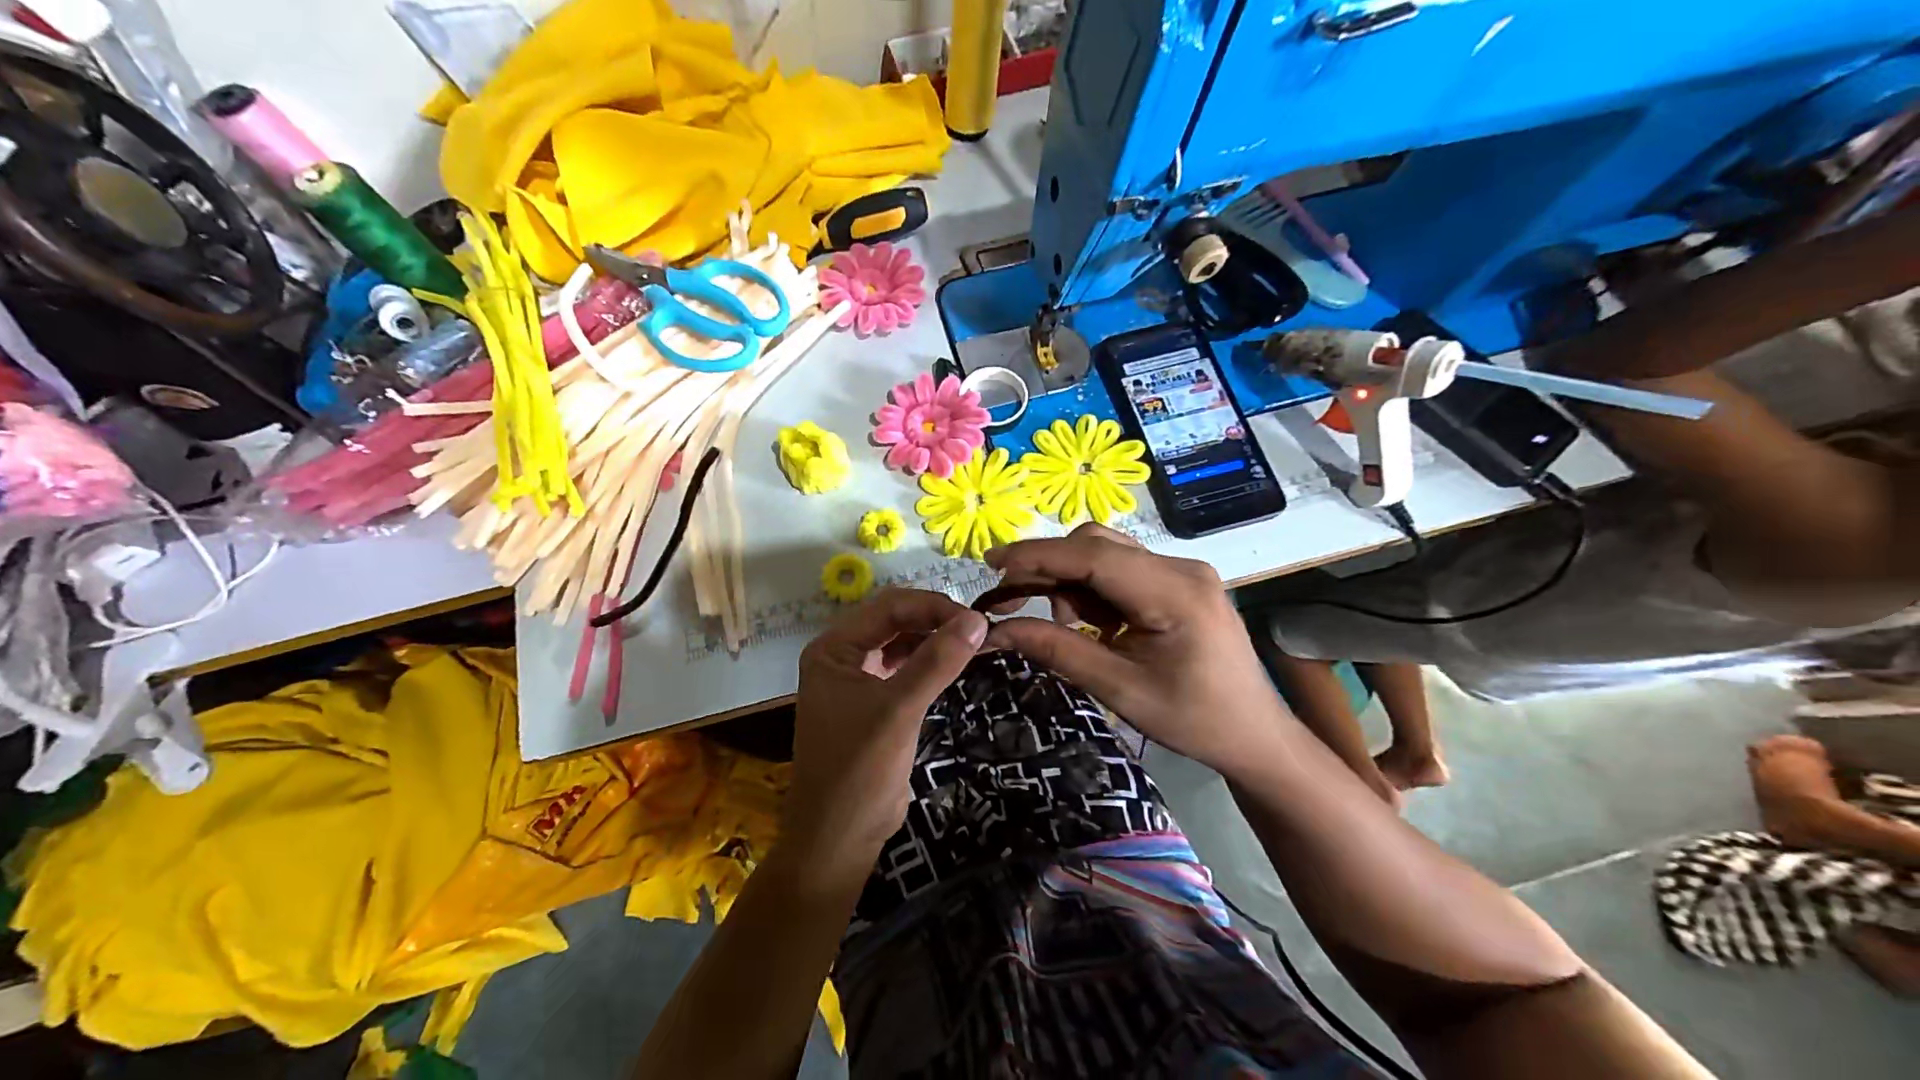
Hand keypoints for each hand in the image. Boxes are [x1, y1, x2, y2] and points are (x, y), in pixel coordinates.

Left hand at [786, 587, 987, 869]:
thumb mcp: (899, 711)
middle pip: (894, 620)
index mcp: (833, 649)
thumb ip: (936, 662)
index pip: (888, 607)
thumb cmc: (859, 771)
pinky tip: (956, 664)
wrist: (838, 839)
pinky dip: (930, 663)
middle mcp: (842, 657)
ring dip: (935, 640)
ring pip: (901, 643)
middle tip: (978, 630)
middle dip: (935, 619)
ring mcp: (857, 681)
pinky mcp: (874, 703)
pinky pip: (905, 669)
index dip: (932, 606)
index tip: (975, 620)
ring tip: (974, 643)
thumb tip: (977, 619)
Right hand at [982, 523, 1288, 773]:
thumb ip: (1058, 651)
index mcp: (1174, 592)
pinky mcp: (1180, 583)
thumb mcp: (1120, 689)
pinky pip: (1123, 571)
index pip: (1093, 556)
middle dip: (1049, 570)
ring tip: (1063, 625)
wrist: (1255, 735)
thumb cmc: (1194, 720)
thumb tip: (995, 631)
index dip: (1037, 555)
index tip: (991, 562)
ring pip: (1106, 555)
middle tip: (1010, 602)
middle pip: (1097, 546)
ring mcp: (1183, 572)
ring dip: (1071, 582)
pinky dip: (1094, 591)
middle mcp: (1181, 567)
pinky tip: (1092, 625)